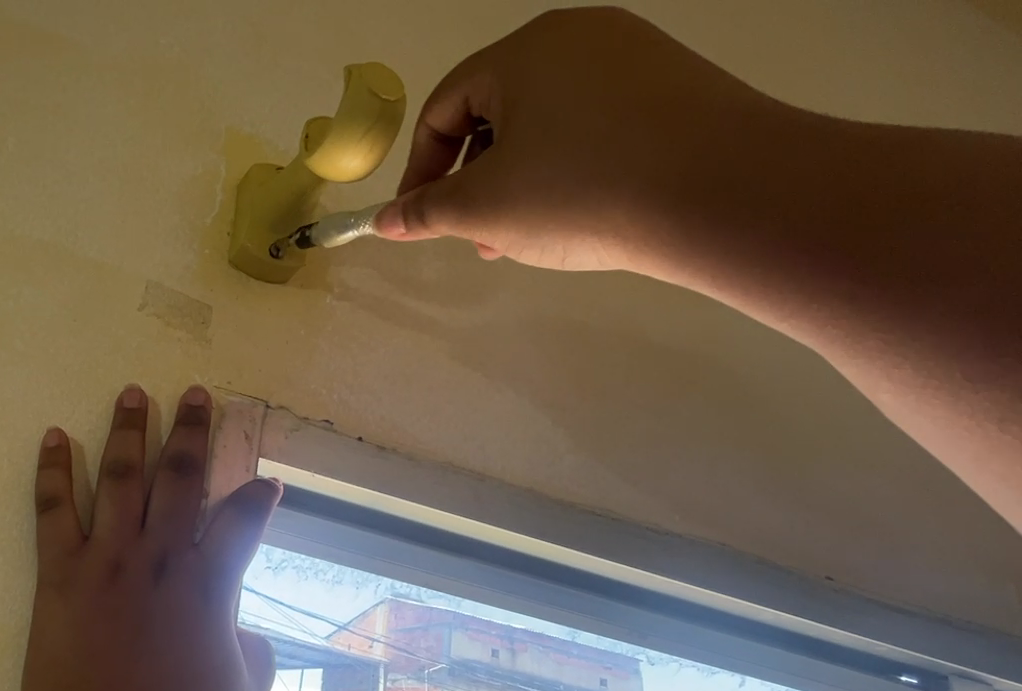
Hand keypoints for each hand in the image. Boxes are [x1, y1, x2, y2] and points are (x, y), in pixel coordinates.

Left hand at [7, 385, 282, 690]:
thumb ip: (253, 654)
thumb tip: (246, 632)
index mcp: (211, 584)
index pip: (245, 522)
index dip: (260, 498)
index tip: (267, 482)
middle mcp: (161, 556)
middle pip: (181, 477)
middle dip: (193, 431)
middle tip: (198, 393)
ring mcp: (106, 558)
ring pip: (120, 478)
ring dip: (128, 431)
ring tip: (132, 392)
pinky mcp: (59, 572)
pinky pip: (53, 510)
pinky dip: (52, 470)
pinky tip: (53, 436)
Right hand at [377, 7, 789, 272]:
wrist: (722, 192)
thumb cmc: (577, 191)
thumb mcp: (481, 209)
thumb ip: (423, 213)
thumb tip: (385, 221)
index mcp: (524, 52)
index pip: (443, 108)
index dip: (419, 170)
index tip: (419, 220)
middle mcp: (577, 38)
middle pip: (492, 114)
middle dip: (469, 180)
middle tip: (471, 234)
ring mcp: (631, 57)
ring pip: (542, 125)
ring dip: (513, 182)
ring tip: (517, 237)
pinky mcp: (670, 87)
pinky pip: (589, 126)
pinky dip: (562, 169)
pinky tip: (569, 214)